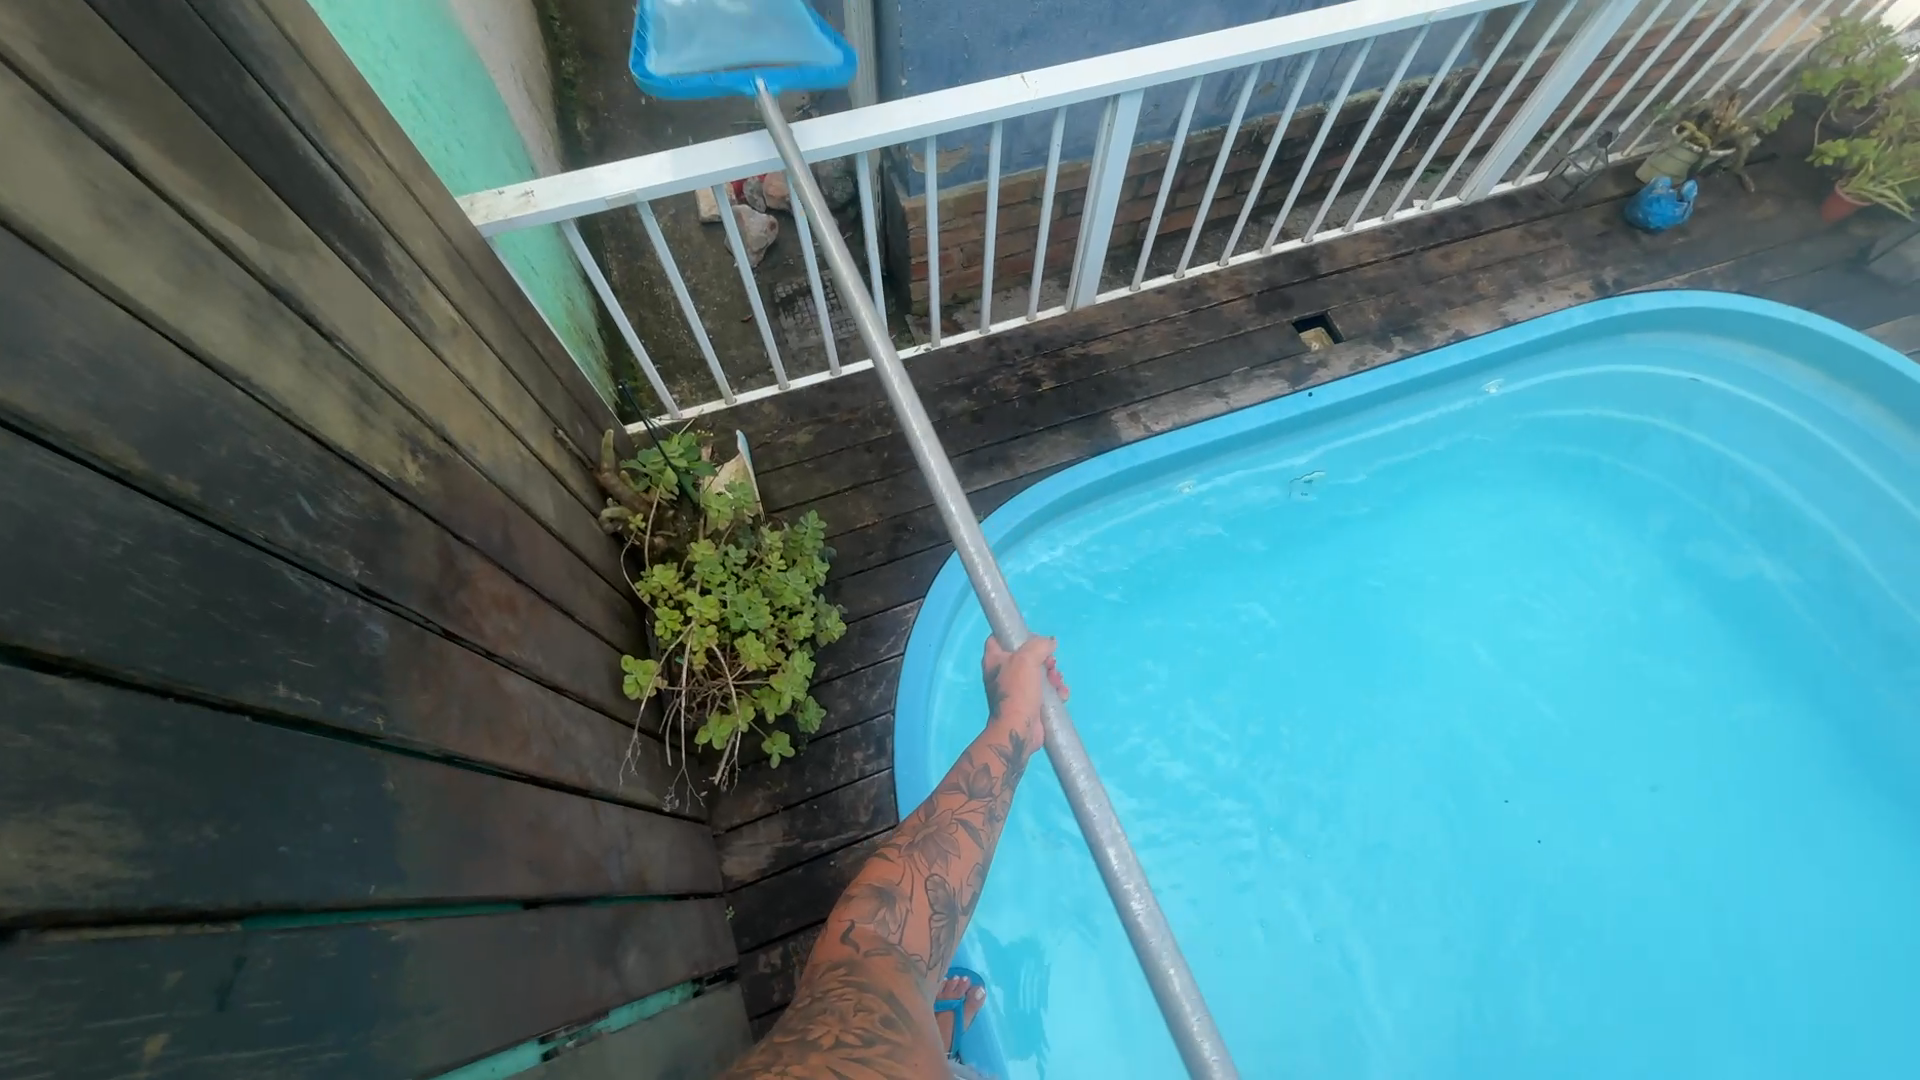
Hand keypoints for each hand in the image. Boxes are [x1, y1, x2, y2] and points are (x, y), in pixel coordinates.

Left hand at [981, 635, 1067, 742]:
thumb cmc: (1017, 690)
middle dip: (1044, 658)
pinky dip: (1056, 691)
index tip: (1032, 637)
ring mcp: (1017, 689)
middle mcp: (1004, 673)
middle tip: (1051, 663)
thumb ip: (1039, 645)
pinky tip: (1062, 694)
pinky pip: (1047, 691)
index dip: (1015, 634)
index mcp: (995, 660)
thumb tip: (1050, 642)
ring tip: (1057, 681)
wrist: (1020, 729)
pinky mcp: (1031, 703)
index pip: (999, 638)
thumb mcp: (1026, 659)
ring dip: (1053, 675)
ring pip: (1039, 673)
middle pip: (1026, 656)